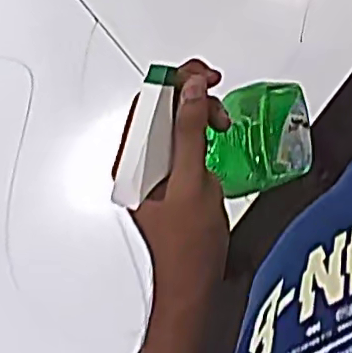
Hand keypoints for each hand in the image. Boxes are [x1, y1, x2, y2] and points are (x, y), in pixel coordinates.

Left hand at [129, 59, 232, 316]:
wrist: (195, 277)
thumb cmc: (188, 241)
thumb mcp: (191, 179)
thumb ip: (188, 131)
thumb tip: (189, 89)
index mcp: (132, 162)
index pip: (147, 103)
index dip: (174, 81)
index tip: (203, 75)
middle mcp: (139, 161)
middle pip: (160, 105)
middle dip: (191, 91)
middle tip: (215, 86)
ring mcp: (156, 165)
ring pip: (175, 116)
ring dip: (200, 107)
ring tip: (219, 121)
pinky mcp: (174, 169)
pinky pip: (184, 131)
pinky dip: (202, 121)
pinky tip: (215, 128)